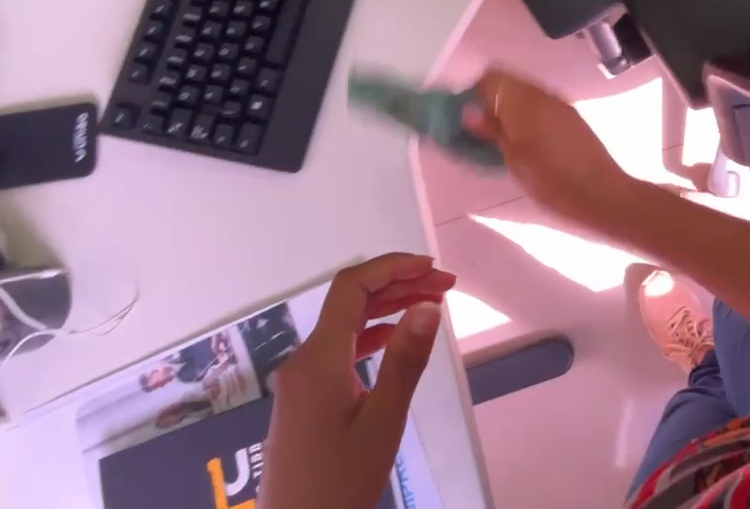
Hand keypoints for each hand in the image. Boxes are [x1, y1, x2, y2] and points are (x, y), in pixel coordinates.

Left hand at [262, 253, 455, 508]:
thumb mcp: (383, 422)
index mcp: (319, 358)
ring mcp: (302, 380)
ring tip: (432, 305)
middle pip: (351, 301)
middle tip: (447, 286)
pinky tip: (398, 338)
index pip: (352, 287)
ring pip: (347, 324)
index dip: (392, 267)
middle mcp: (305, 359)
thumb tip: (428, 304)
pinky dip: (373, 334)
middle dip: (399, 284)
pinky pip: (341, 348)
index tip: (433, 268)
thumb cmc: (340, 483)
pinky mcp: (305, 399)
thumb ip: (406, 359)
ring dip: (389, 308)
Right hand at [466, 70, 645, 230]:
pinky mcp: (571, 116)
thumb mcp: (513, 159)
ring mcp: (560, 103)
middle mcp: (543, 93)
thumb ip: (491, 131)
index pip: (491, 77)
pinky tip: (523, 143)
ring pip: (524, 94)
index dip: (472, 93)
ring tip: (498, 140)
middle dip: (488, 101)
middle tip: (477, 131)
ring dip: (507, 109)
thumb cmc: (552, 180)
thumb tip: (469, 112)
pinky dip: (526, 116)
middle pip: (507, 83)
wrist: (601, 193)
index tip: (462, 118)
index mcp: (524, 101)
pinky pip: (540, 105)